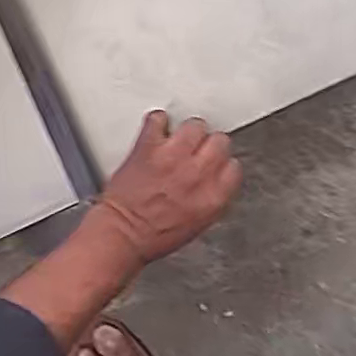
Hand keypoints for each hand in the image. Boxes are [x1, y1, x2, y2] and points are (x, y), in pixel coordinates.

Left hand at [95, 110, 243, 261]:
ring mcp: (172, 158)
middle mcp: (196, 174)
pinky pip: (158, 120)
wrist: (123, 233)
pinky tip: (156, 128)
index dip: (222, 162)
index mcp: (213, 197)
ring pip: (193, 126)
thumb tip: (213, 180)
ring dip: (186, 130)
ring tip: (177, 137)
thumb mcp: (198, 224)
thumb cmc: (154, 236)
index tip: (215, 161)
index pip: (233, 166)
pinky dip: (156, 121)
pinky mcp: (148, 147)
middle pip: (219, 141)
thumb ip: (211, 197)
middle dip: (208, 143)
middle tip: (197, 147)